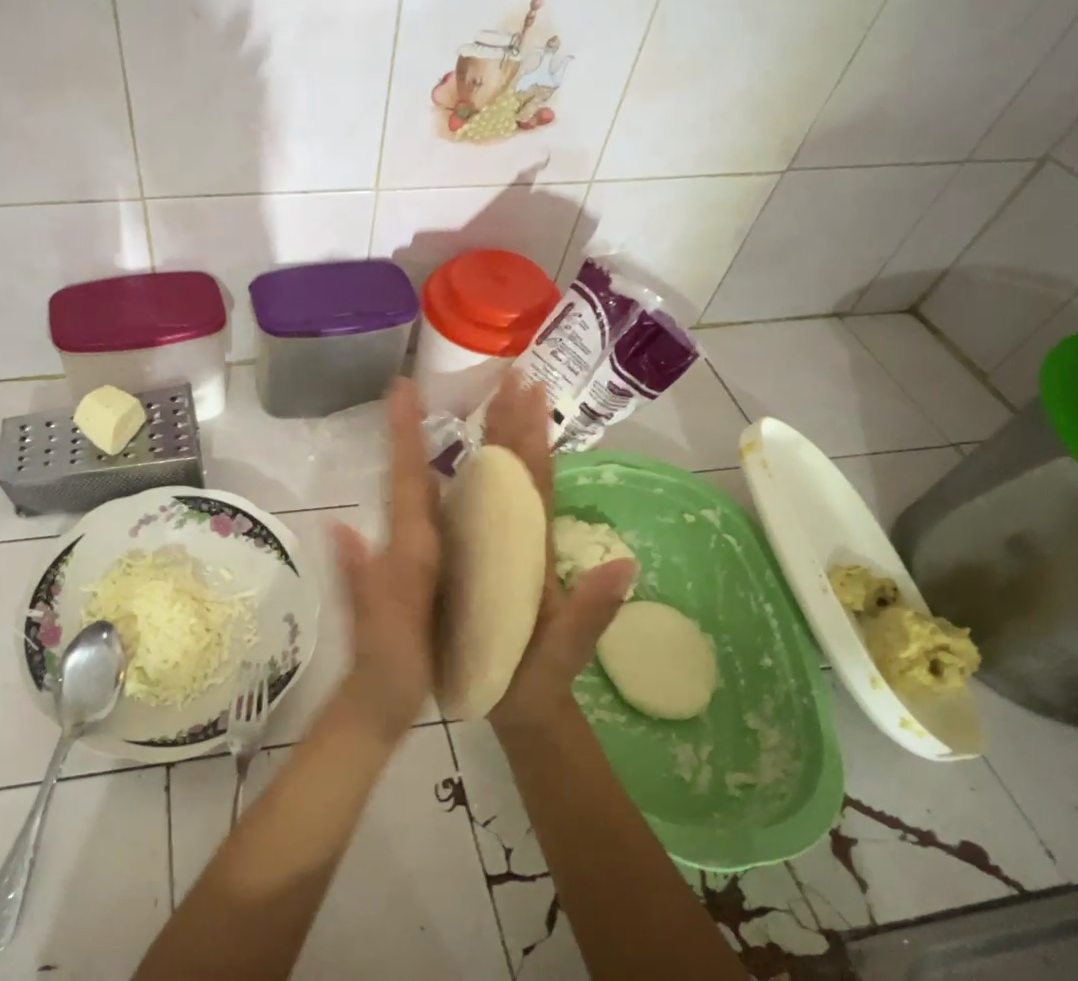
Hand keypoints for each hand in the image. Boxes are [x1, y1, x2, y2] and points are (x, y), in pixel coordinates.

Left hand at [329, 380, 440, 740]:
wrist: (382, 697)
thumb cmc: (384, 661)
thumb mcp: (372, 619)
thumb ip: (358, 576)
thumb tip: (338, 524)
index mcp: (406, 544)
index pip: (405, 477)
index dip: (404, 433)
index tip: (401, 387)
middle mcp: (413, 538)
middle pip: (419, 473)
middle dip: (426, 428)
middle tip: (437, 382)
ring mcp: (423, 552)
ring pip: (434, 489)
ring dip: (442, 449)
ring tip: (464, 409)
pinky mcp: (436, 569)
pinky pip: (448, 518)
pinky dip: (456, 488)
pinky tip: (476, 475)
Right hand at [480, 374, 636, 730]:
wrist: (524, 707)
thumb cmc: (539, 679)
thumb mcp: (567, 653)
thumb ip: (592, 614)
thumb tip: (625, 563)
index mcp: (536, 550)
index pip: (534, 484)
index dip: (529, 437)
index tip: (526, 388)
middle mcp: (519, 539)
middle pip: (519, 471)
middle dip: (515, 420)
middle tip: (512, 370)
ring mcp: (499, 550)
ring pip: (499, 484)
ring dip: (497, 437)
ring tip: (492, 395)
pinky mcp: (479, 563)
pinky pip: (474, 511)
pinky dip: (468, 477)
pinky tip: (452, 458)